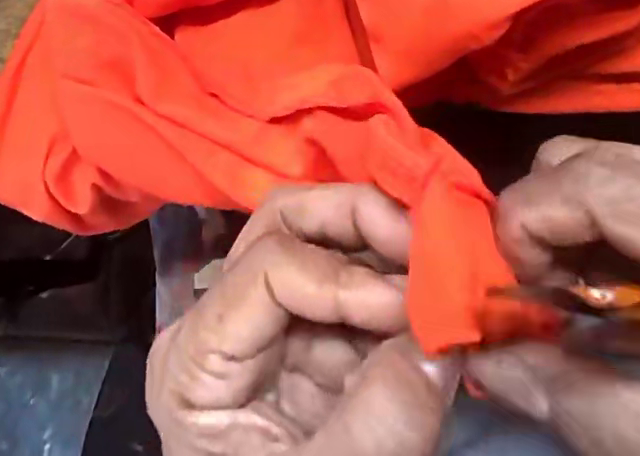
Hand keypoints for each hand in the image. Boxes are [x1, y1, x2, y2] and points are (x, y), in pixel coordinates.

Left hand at [147, 185, 460, 455]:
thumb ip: (380, 421)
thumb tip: (442, 338)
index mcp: (198, 354)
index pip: (269, 265)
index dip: (344, 274)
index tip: (409, 305)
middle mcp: (226, 316)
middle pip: (285, 222)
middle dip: (358, 218)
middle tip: (424, 239)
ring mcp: (270, 321)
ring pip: (321, 236)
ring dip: (383, 240)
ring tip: (438, 262)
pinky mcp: (313, 338)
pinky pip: (354, 282)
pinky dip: (396, 279)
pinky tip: (433, 293)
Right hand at [467, 139, 639, 455]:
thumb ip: (611, 418)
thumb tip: (491, 358)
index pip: (611, 185)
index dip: (529, 225)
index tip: (510, 298)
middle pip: (612, 158)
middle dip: (553, 225)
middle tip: (554, 314)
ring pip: (636, 162)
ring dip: (594, 229)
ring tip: (611, 313)